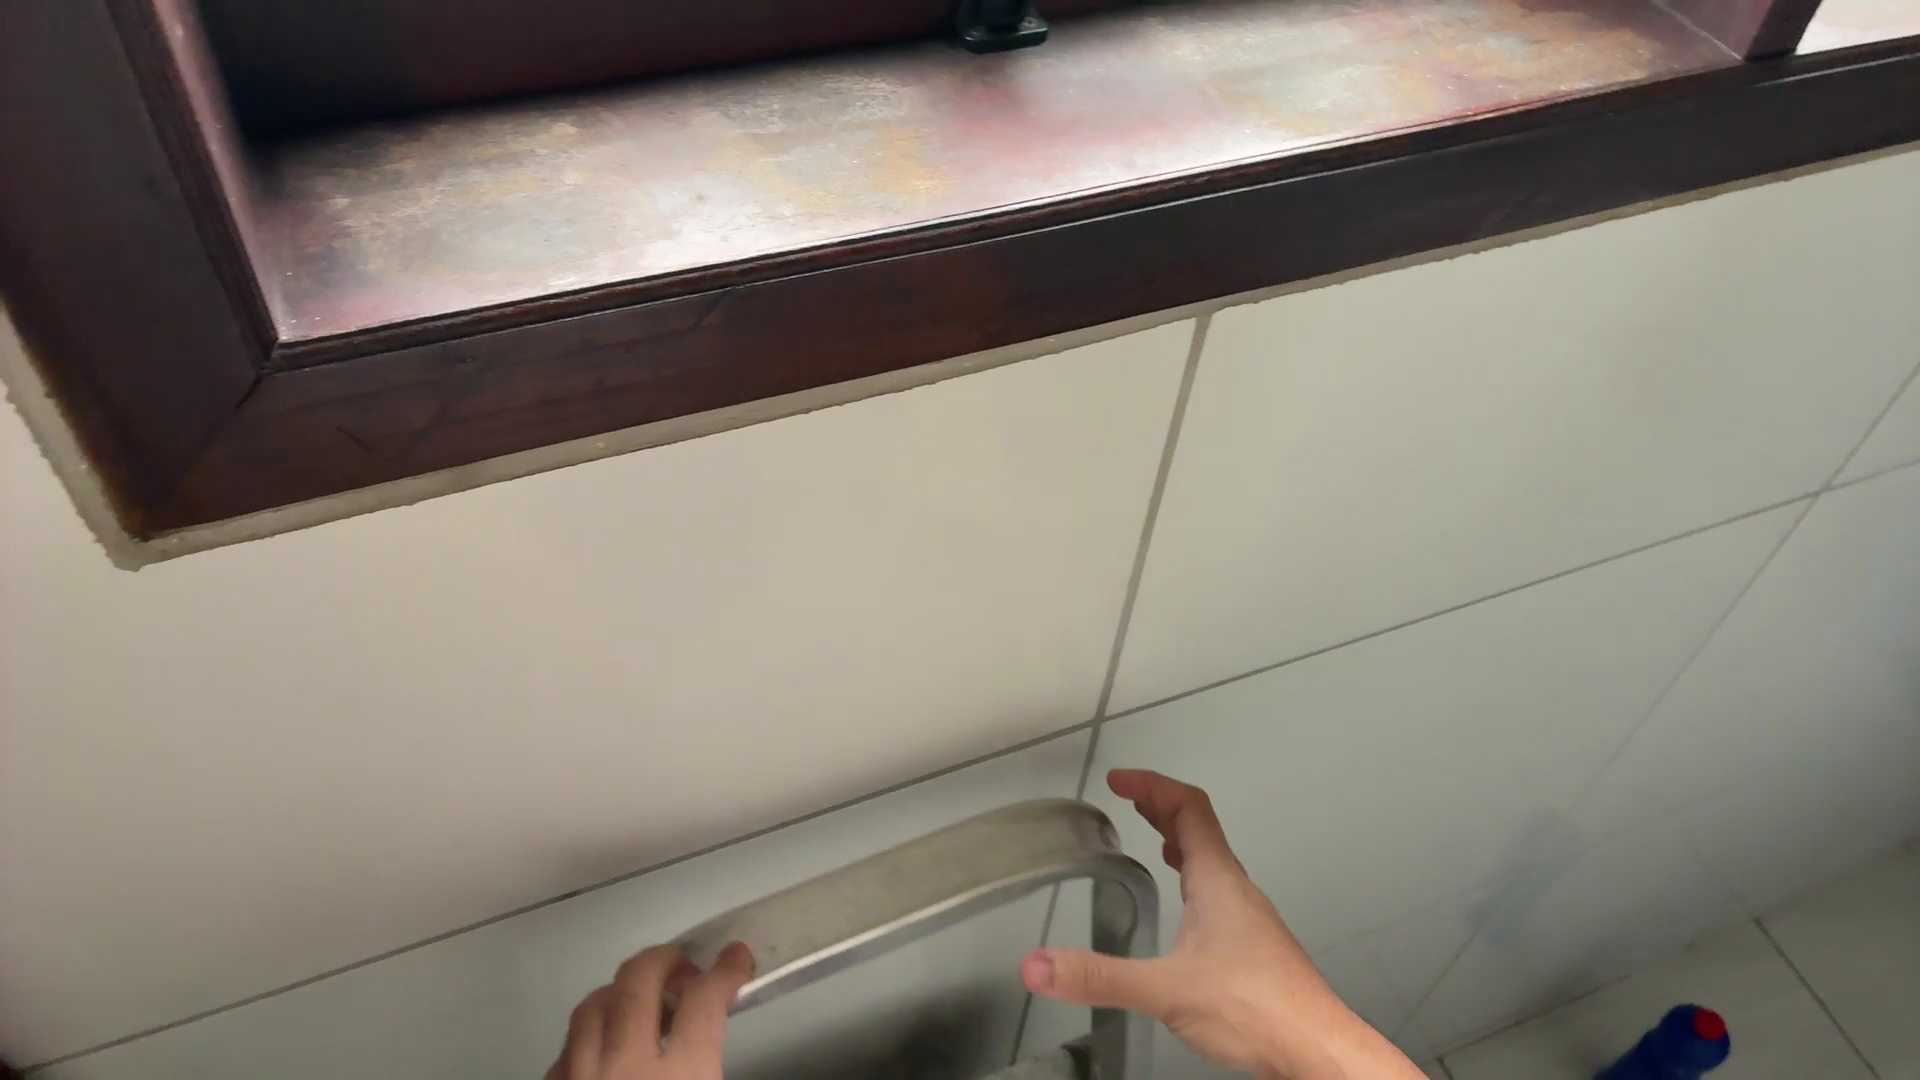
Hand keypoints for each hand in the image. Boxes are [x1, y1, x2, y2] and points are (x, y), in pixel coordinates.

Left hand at [548, 941, 753, 1079]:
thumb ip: (713, 1066)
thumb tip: (714, 1039)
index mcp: (681, 1077)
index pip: (704, 998)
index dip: (725, 969)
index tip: (735, 959)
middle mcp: (625, 1070)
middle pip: (637, 981)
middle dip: (664, 961)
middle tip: (685, 972)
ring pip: (590, 1009)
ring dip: (619, 995)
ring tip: (640, 1006)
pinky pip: (561, 1058)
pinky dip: (584, 1044)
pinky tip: (601, 1056)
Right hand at [1020, 770, 1424, 1079]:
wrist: (1321, 1052)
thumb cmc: (1256, 1009)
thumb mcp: (1166, 990)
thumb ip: (1100, 977)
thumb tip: (1038, 965)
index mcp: (1216, 878)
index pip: (1186, 806)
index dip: (1151, 784)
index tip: (1118, 779)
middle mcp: (1233, 886)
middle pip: (1197, 823)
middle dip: (1157, 801)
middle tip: (1125, 795)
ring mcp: (1245, 913)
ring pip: (1208, 854)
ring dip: (1174, 832)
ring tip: (1145, 828)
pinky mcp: (1250, 940)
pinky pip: (1214, 883)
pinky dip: (1188, 868)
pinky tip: (1179, 895)